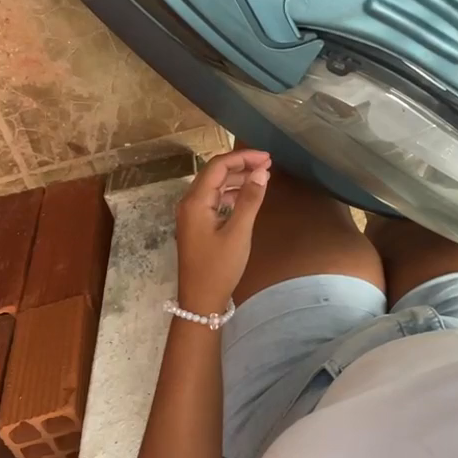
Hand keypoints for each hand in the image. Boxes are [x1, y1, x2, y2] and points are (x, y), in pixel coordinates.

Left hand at [173, 149, 271, 315]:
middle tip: (268, 164)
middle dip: (241, 165)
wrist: (200, 300)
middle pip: (214, 173)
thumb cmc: (219, 267)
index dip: (243, 157)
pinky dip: (230, 193)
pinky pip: (213, 200)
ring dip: (237, 179)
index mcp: (195, 201)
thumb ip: (250, 200)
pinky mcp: (196, 225)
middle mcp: (189, 203)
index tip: (267, 158)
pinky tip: (246, 197)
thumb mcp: (238, 233)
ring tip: (262, 177)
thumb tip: (261, 171)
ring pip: (214, 186)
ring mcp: (191, 214)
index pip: (218, 166)